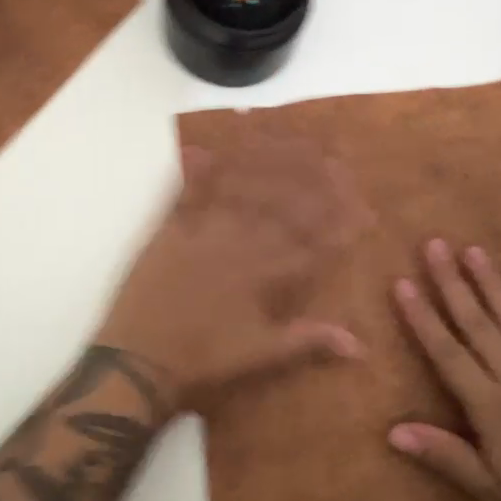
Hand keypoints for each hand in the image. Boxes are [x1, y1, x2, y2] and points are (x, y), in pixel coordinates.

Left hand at [96, 135, 370, 411]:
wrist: (138, 360)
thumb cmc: (203, 360)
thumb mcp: (261, 354)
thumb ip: (309, 340)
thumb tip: (360, 344)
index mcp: (262, 275)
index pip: (311, 241)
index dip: (339, 221)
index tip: (362, 201)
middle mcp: (237, 245)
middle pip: (281, 206)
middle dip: (312, 181)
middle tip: (334, 157)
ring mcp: (202, 232)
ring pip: (240, 189)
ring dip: (266, 163)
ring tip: (286, 139)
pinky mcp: (168, 230)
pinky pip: (187, 193)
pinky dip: (197, 170)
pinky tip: (205, 147)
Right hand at [387, 240, 500, 500]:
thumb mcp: (500, 499)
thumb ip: (450, 458)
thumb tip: (394, 429)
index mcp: (496, 410)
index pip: (449, 356)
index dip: (423, 319)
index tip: (402, 281)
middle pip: (480, 325)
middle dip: (453, 284)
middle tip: (433, 244)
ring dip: (492, 284)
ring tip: (472, 250)